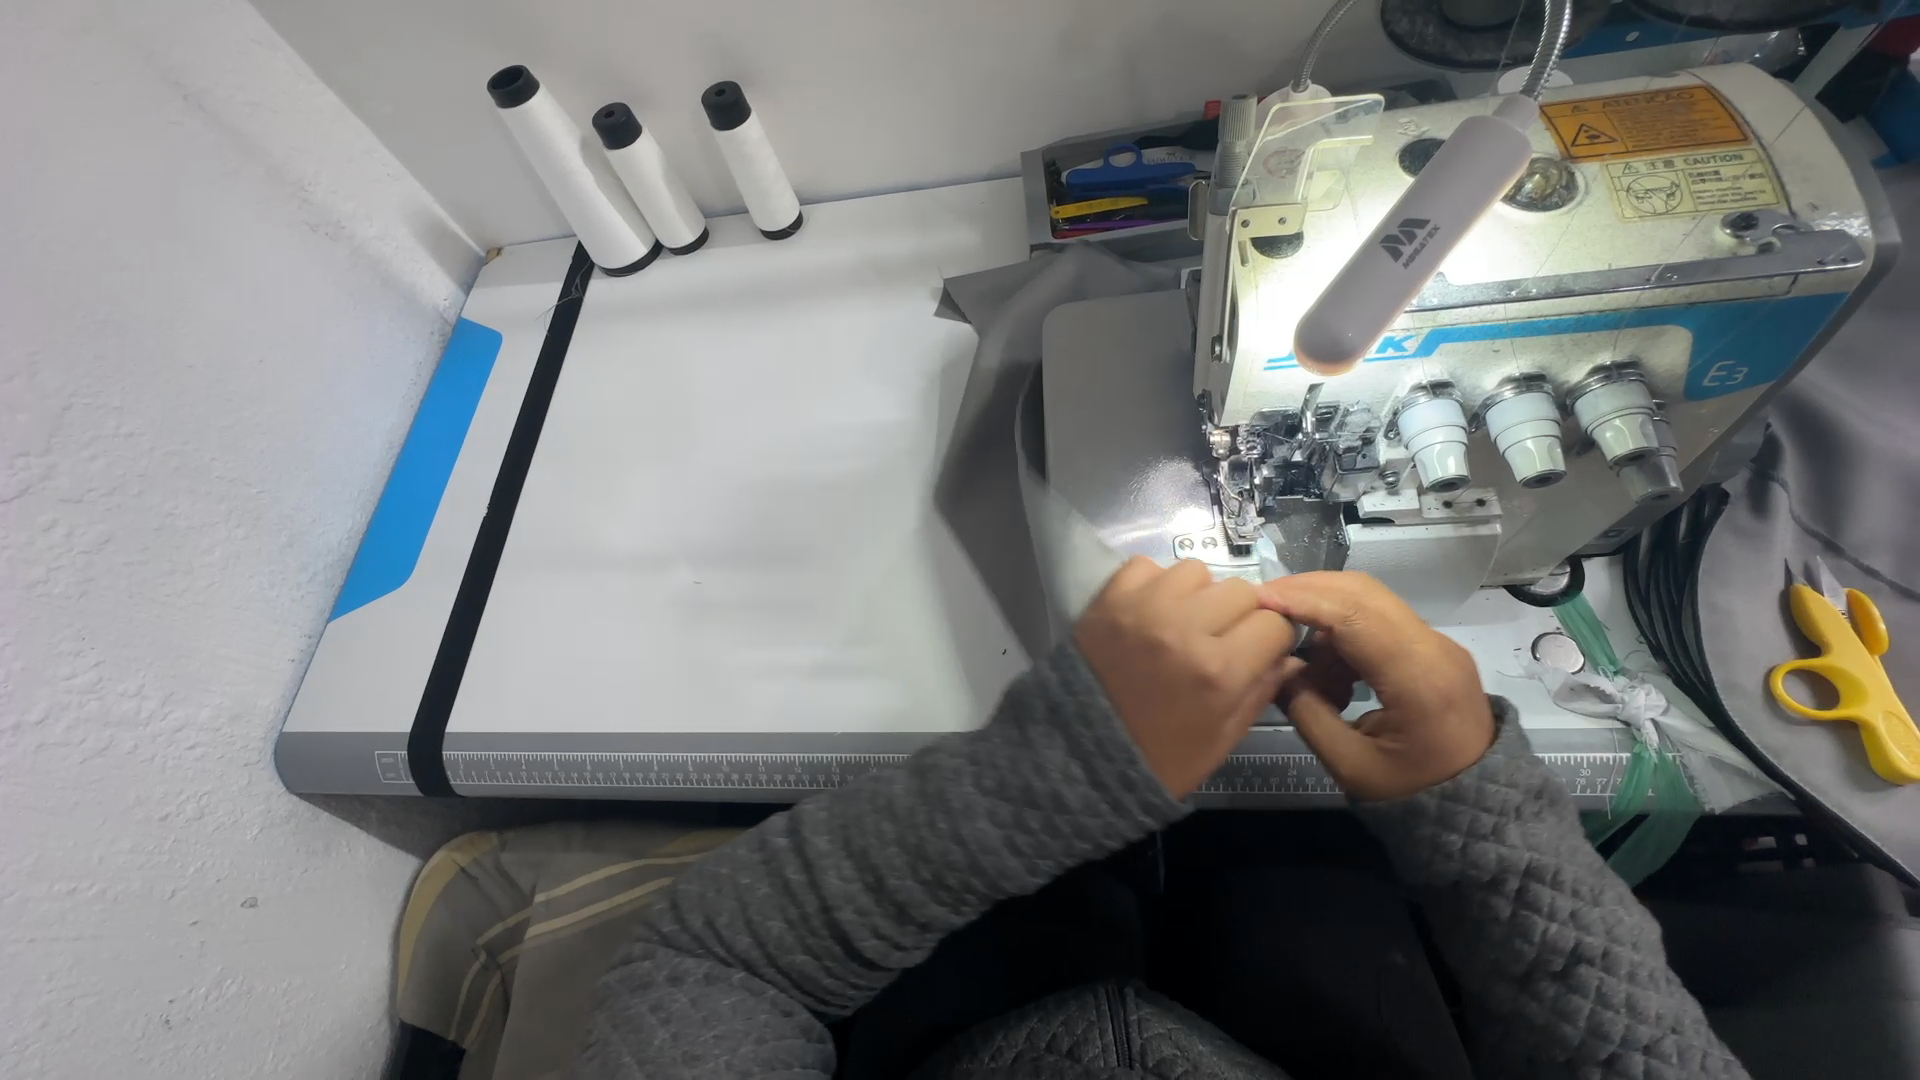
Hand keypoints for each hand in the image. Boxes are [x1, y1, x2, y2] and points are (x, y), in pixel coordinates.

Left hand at [1074, 557, 1297, 796]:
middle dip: (1240, 615)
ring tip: (1182, 622)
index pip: (1275, 624)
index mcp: (1219, 671)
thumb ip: (1260, 692)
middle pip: (1242, 590)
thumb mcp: (1221, 739)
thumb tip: (1288, 656)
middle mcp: (1184, 628)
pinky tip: (1150, 610)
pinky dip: (1154, 582)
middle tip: (1218, 639)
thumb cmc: (1158, 756)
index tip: (1257, 651)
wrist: (1078, 751)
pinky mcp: (1109, 598)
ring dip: (1198, 594)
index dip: (1271, 639)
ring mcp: (1143, 607)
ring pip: (1197, 571)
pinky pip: (1147, 565)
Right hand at [1256, 572, 1494, 800]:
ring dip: (1322, 612)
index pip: (1353, 615)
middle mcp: (1433, 647)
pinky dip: (1340, 630)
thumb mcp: (1348, 763)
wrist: (1480, 807)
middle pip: (1362, 592)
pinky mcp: (1430, 648)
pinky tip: (1324, 667)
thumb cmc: (1412, 791)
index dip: (1302, 601)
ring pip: (1368, 600)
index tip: (1258, 602)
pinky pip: (1377, 620)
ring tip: (1294, 652)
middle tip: (1261, 605)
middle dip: (1306, 590)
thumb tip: (1277, 667)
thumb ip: (1305, 710)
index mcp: (1418, 678)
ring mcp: (1435, 644)